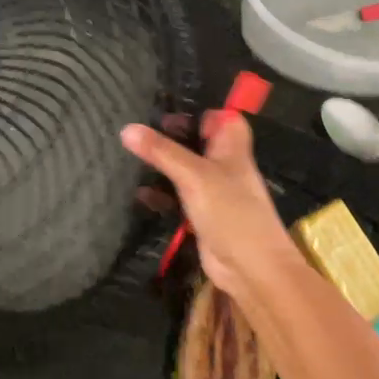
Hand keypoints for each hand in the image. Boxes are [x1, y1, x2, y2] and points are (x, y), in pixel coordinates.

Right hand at [122, 114, 298, 300]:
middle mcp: (224, 167)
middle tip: (140, 132)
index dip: (200, 113)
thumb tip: (127, 129)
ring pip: (186, 171)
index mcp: (232, 149)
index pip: (222, 118)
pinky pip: (178, 198)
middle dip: (172, 138)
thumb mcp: (193, 175)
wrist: (251, 268)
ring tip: (130, 157)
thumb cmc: (230, 211)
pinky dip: (161, 195)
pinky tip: (139, 194)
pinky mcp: (202, 216)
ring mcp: (214, 193)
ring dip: (163, 166)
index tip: (167, 111)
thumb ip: (161, 151)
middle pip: (199, 143)